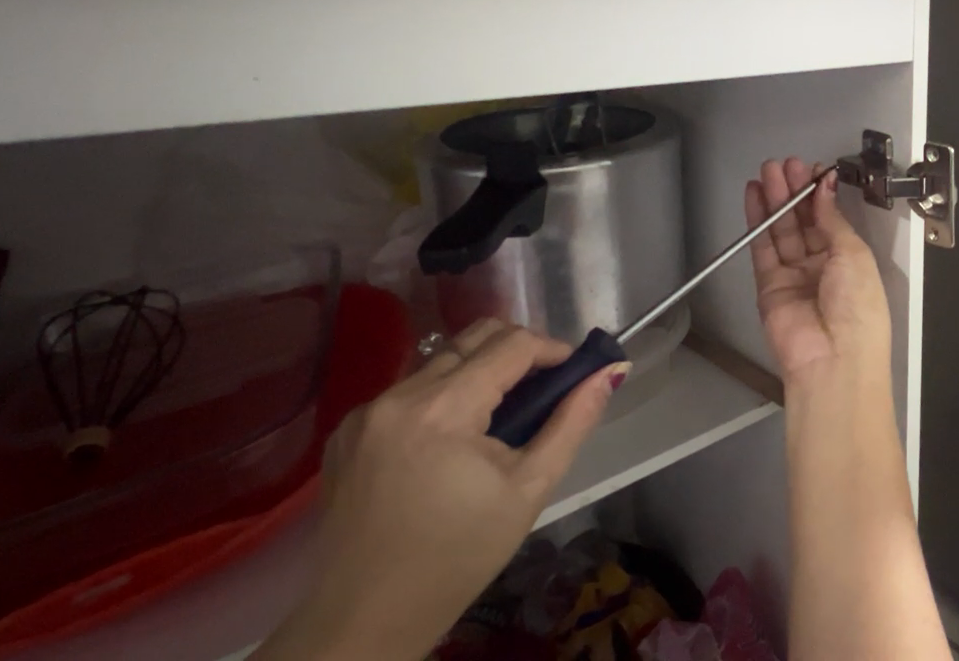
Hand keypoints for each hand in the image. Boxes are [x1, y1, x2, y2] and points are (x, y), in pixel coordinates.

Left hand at [255, 320, 614, 660]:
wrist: (362, 621)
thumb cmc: (459, 555)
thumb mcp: (530, 488)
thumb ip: (573, 421)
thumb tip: (612, 371)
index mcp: (443, 408)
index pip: (512, 344)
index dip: (553, 350)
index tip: (574, 374)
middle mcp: (397, 396)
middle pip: (473, 338)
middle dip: (518, 351)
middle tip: (542, 389)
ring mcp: (364, 414)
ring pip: (440, 362)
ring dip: (479, 373)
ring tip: (500, 419)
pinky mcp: (346, 434)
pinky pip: (408, 391)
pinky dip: (442, 397)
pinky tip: (453, 442)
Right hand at [746, 158, 889, 385]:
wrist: (834, 359)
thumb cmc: (858, 311)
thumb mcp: (854, 254)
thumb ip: (832, 219)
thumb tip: (825, 188)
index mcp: (851, 261)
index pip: (831, 218)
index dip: (820, 194)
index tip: (812, 169)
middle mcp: (823, 267)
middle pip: (804, 221)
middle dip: (794, 191)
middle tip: (784, 164)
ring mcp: (795, 277)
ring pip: (781, 230)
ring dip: (775, 200)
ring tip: (768, 171)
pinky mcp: (769, 287)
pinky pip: (762, 248)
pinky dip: (758, 221)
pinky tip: (755, 196)